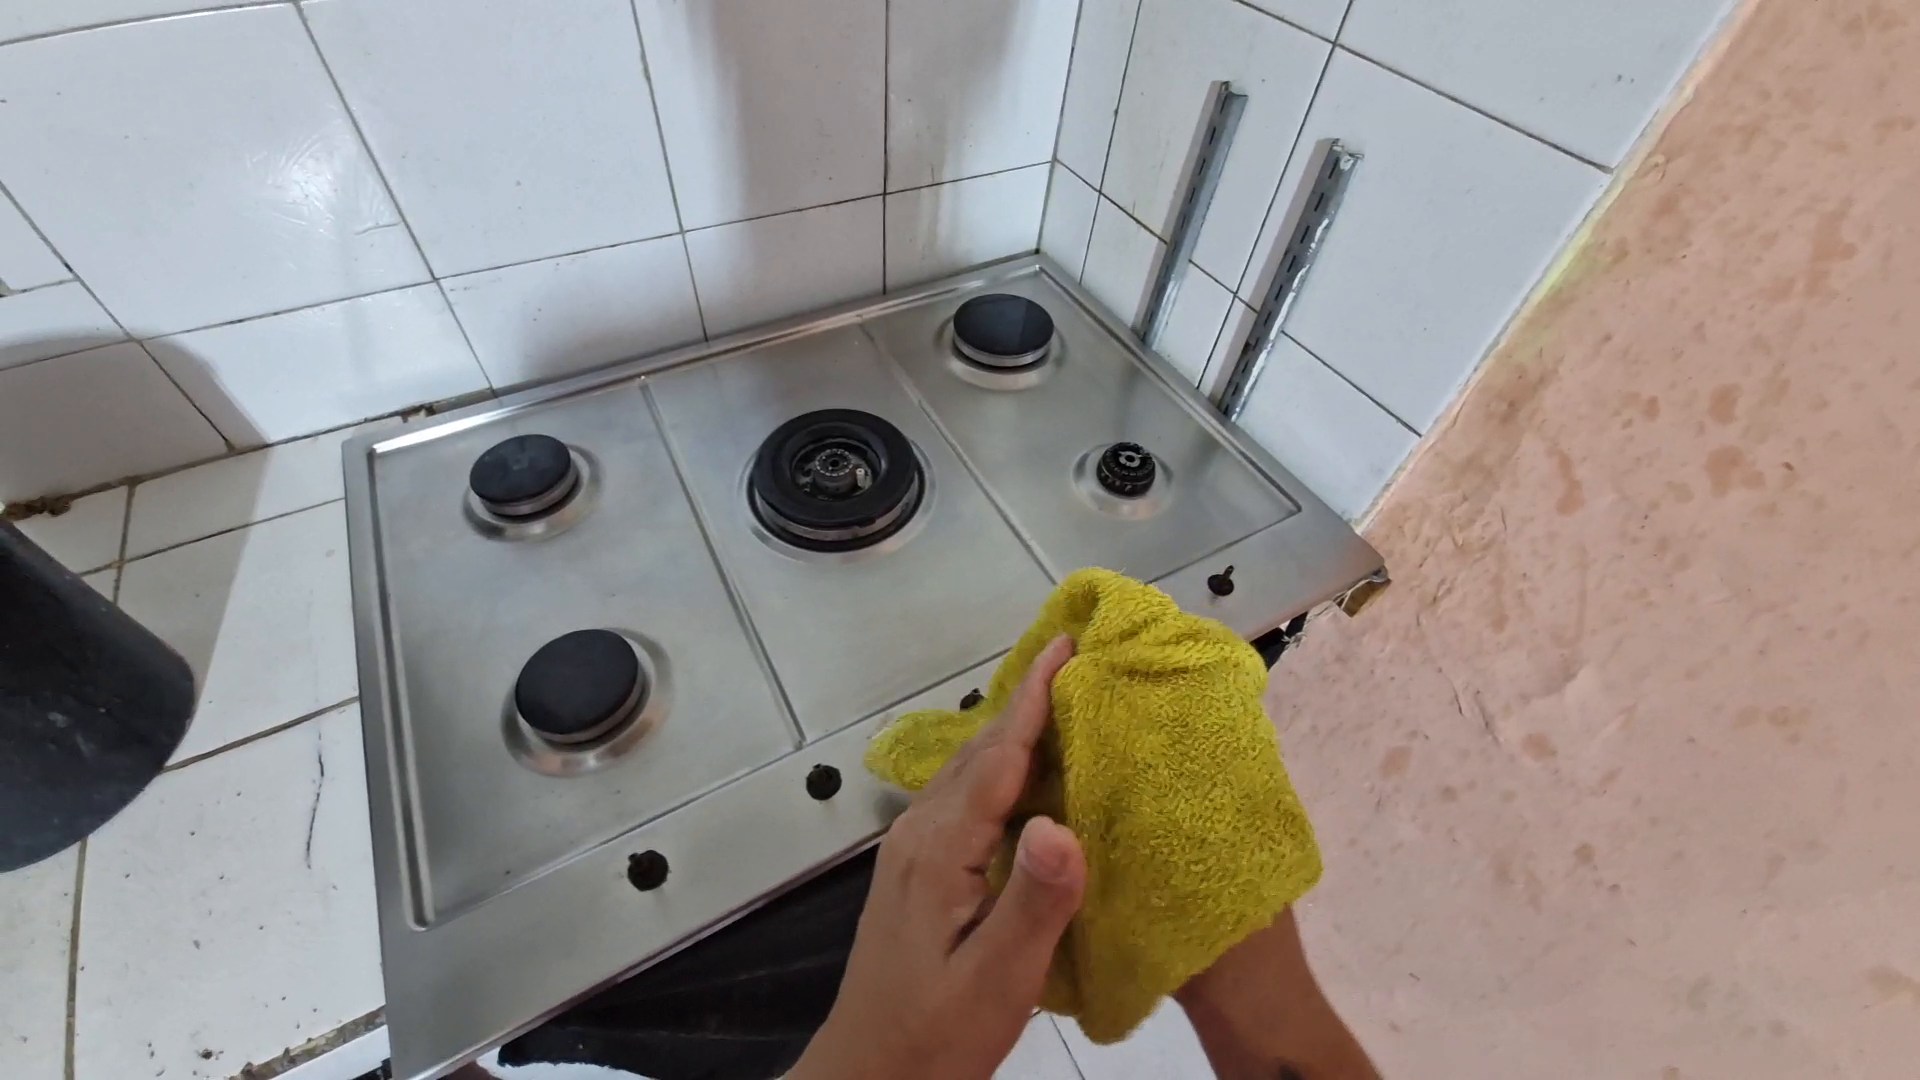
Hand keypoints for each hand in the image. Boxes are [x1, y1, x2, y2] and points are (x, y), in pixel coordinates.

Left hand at [789, 636, 1085, 1079]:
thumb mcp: (996, 980)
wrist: (867, 1074)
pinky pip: (961, 792)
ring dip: (1010, 729)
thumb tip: (1064, 823)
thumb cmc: (937, 1034)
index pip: (997, 756)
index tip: (1064, 646)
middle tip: (1071, 660)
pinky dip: (997, 765)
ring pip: (966, 767)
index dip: (1033, 698)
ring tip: (1055, 701)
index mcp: (941, 846)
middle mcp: (920, 829)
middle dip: (1025, 700)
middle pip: (978, 749)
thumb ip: (1033, 902)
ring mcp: (912, 844)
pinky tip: (1021, 775)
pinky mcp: (915, 863)